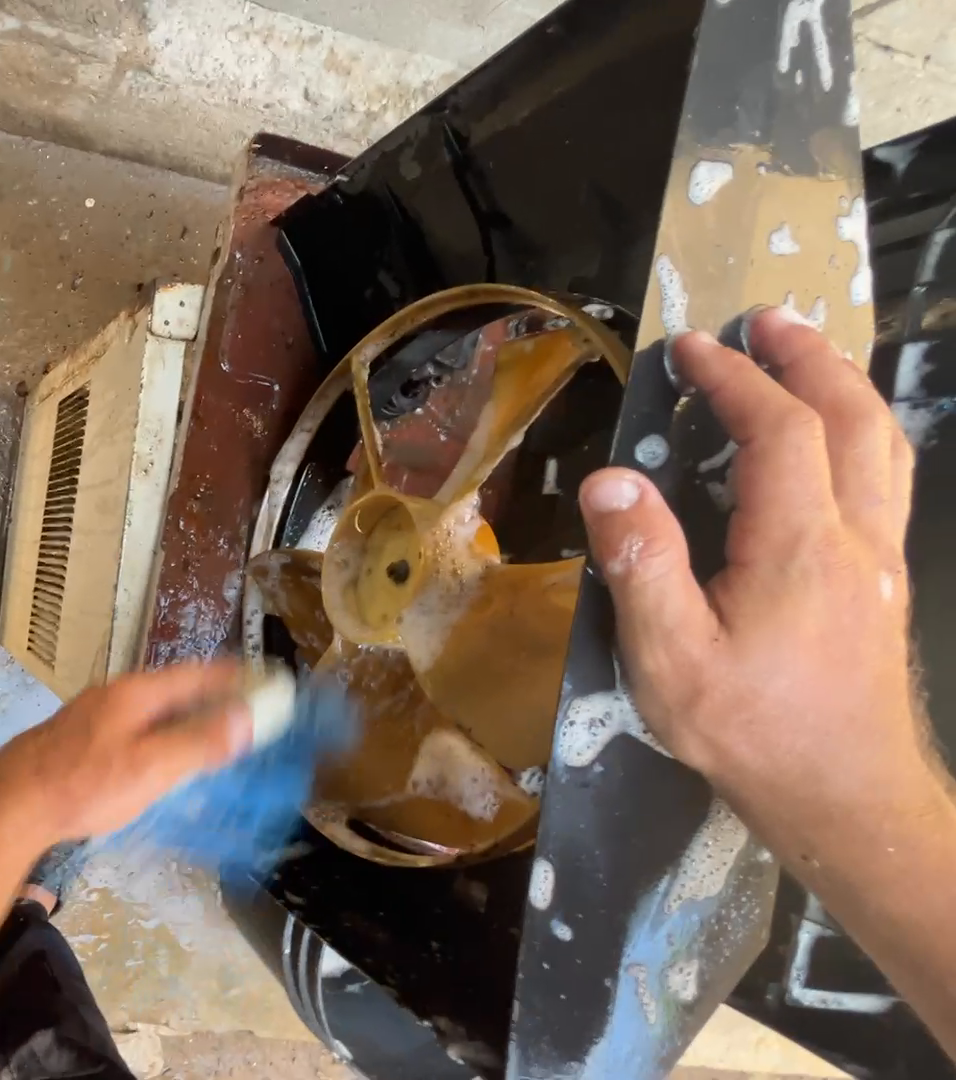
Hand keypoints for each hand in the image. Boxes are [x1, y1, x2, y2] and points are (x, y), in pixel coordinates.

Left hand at [0, 662, 251, 855]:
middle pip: (174, 689)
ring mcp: (96, 713)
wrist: (14, 801)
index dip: (232, 677)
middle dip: (212, 698)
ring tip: (214, 736)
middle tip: (246, 714)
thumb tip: (247, 718)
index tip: (264, 680)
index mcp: (135, 693)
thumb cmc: (85, 784)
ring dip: (186, 717)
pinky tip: (164, 757)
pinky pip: (136, 725)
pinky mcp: (83, 736)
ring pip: (153, 708)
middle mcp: (116, 694)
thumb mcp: (150, 767)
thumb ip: (198, 743)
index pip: (195, 674)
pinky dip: (162, 733)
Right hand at [577, 307, 939, 836]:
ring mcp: (875, 561)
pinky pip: (879, 484)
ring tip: (805, 358)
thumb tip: (609, 478)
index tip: (692, 348)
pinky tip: (826, 444)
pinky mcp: (874, 584)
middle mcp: (853, 539)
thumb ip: (640, 560)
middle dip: (810, 362)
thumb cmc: (741, 725)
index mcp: (798, 547)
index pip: (778, 435)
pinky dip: (855, 436)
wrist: (840, 795)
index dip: (736, 381)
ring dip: (844, 390)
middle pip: (854, 424)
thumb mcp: (666, 650)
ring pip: (882, 451)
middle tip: (770, 320)